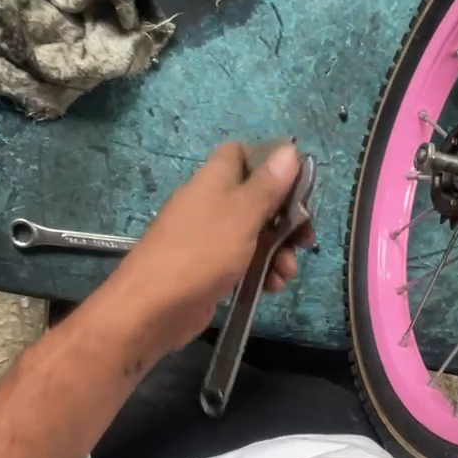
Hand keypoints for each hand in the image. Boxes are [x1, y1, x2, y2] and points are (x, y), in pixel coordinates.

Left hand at [92, 142, 308, 357]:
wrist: (153, 309)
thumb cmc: (201, 253)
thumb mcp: (242, 214)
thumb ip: (267, 185)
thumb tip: (289, 149)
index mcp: (214, 181)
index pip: (242, 154)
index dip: (270, 164)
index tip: (296, 184)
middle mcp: (211, 205)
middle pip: (258, 200)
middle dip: (287, 220)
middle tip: (305, 240)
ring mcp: (209, 239)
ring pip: (255, 235)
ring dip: (279, 252)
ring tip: (286, 273)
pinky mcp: (210, 270)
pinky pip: (244, 263)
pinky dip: (261, 272)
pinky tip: (271, 287)